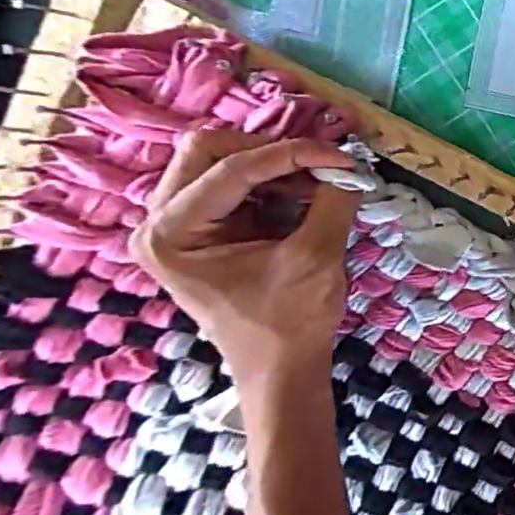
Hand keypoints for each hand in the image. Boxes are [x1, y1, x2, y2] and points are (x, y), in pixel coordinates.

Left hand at [129, 128, 363, 388]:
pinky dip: (278, 179)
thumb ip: (334, 201)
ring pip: (223, 159)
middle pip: (210, 150)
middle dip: (272, 151)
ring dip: (278, 165)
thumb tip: (353, 163)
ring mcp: (181, 222)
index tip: (345, 158)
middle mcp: (161, 221)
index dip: (294, 154)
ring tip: (322, 183)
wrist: (281, 365)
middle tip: (321, 166)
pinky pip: (239, 180)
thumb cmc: (289, 320)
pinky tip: (309, 194)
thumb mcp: (317, 257)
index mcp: (170, 234)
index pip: (231, 168)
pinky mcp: (208, 225)